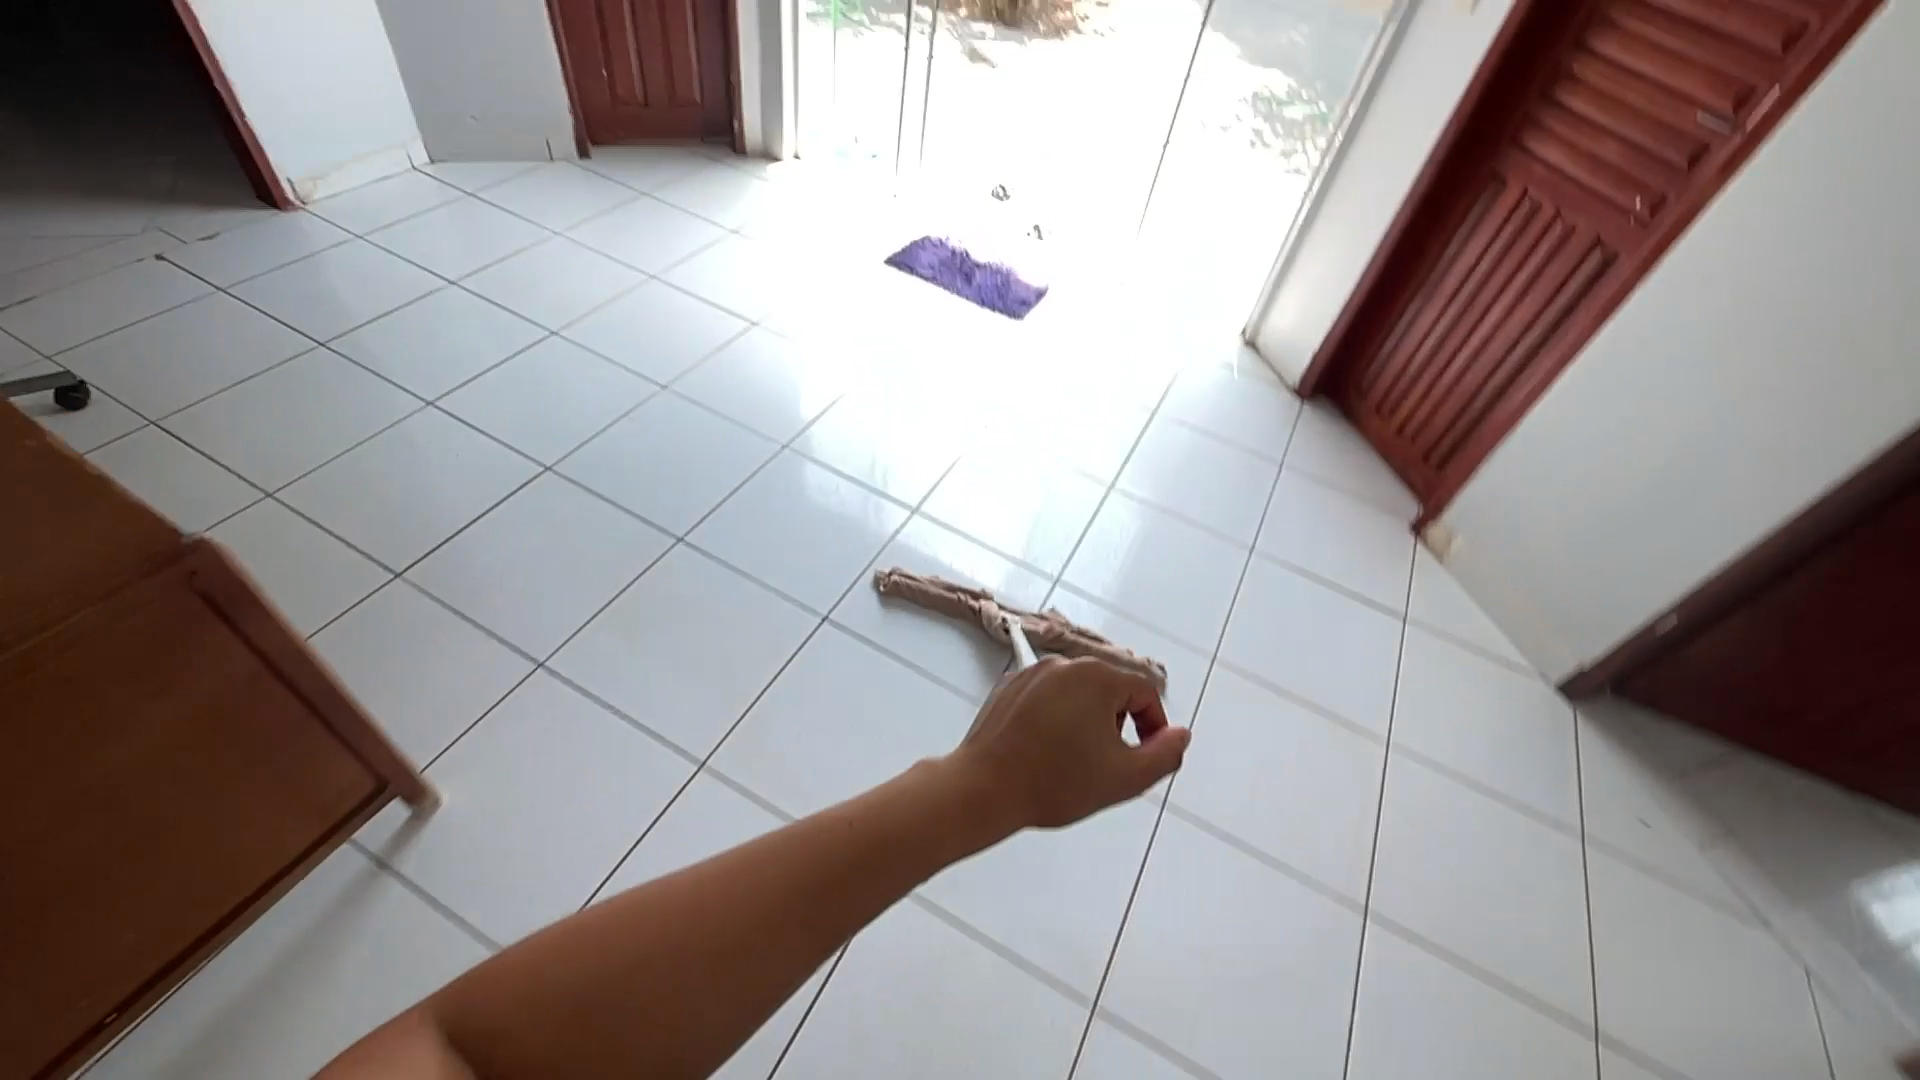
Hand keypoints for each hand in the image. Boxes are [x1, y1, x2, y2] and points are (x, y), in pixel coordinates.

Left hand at [945, 656, 1190, 830]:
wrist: (985, 788)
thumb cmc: (1056, 783)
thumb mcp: (1125, 778)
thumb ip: (1164, 754)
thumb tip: (1180, 734)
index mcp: (1097, 677)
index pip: (1145, 692)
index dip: (1155, 726)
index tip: (1146, 757)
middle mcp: (1065, 664)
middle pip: (1110, 688)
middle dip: (1119, 723)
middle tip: (1109, 762)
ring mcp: (1032, 672)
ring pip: (1077, 692)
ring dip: (1087, 719)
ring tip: (1076, 758)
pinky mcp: (1009, 685)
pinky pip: (1047, 696)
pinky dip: (1056, 716)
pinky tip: (1046, 749)